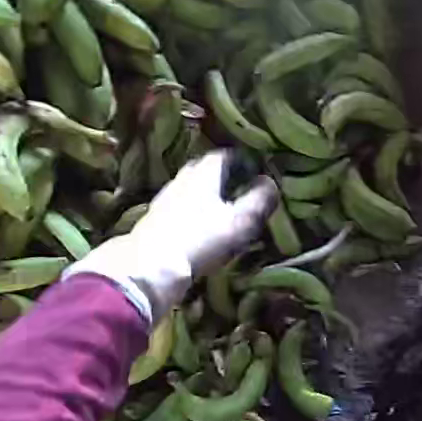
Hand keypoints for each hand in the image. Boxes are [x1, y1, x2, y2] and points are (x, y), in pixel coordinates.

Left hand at [130, 151, 278, 274]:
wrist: (151, 265)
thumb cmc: (201, 238)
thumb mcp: (239, 221)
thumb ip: (258, 200)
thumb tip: (271, 182)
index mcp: (204, 172)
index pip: (227, 155)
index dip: (244, 161)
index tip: (258, 171)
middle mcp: (183, 177)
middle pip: (207, 169)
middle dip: (226, 176)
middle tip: (243, 188)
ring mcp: (166, 197)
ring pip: (193, 188)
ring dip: (209, 195)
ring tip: (225, 209)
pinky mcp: (156, 219)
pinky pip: (182, 206)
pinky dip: (195, 211)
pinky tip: (202, 227)